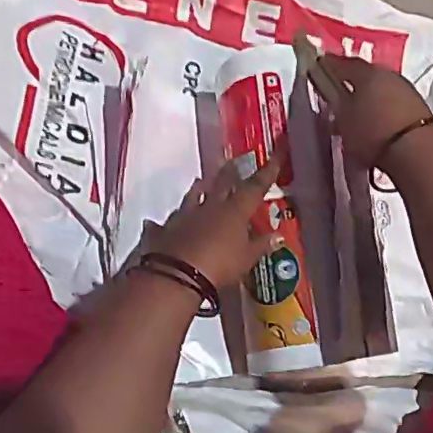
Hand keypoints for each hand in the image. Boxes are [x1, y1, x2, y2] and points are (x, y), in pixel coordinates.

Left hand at [148, 152, 286, 288]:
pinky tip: (155, 223)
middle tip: (233, 162)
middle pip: (221, 183)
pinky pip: (165, 223)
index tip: (274, 157)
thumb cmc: (220, 265)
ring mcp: (184, 216)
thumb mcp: (247, 259)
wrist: (177, 275)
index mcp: (234, 211)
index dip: (266, 173)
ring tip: (201, 182)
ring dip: (199, 189)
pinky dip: (165, 223)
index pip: (254, 187)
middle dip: (229, 172)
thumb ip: (261, 245)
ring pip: (192, 196)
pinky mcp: (164, 230)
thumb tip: (277, 236)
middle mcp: (209, 207)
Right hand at [301, 53, 432, 169]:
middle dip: (351, 82)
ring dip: (369, 96)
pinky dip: (382, 108)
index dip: (329, 65)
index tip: (319, 67)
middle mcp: (389, 74)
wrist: (416, 152)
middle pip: (365, 75)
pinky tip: (376, 122)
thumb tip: (332, 94)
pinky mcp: (418, 108)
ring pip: (380, 88)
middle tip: (337, 93)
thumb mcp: (343, 120)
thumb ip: (335, 103)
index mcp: (367, 72)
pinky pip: (393, 102)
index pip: (343, 63)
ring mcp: (406, 90)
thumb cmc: (372, 133)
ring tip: (356, 112)